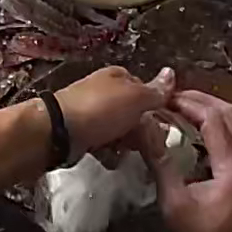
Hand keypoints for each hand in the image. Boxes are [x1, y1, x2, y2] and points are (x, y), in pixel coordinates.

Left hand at [55, 66, 174, 156]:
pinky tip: (110, 159)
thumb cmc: (101, 110)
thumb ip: (155, 91)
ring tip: (124, 152)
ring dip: (125, 144)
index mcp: (118, 76)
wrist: (60, 131)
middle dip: (141, 130)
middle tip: (146, 146)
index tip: (164, 127)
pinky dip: (109, 152)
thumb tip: (171, 72)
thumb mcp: (135, 98)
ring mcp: (93, 112)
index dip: (156, 108)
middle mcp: (105, 91)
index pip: (146, 90)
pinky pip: (104, 143)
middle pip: (133, 112)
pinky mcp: (84, 132)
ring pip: (120, 130)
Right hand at [142, 90, 231, 231]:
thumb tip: (143, 125)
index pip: (214, 119)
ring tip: (190, 107)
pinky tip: (208, 129)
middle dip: (203, 100)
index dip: (189, 103)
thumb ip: (160, 160)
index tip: (165, 100)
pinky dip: (228, 122)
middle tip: (174, 99)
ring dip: (217, 108)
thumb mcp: (174, 204)